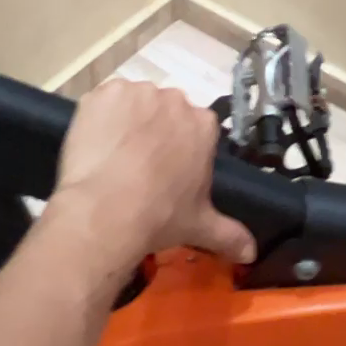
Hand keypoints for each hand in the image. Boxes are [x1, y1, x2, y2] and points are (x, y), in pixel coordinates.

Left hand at [46, 79, 256, 280]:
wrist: (106, 209)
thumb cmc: (159, 215)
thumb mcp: (200, 226)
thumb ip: (230, 234)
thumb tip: (251, 253)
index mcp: (203, 124)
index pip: (195, 128)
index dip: (180, 147)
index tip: (168, 170)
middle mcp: (175, 99)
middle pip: (164, 111)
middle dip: (155, 131)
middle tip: (139, 164)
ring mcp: (138, 92)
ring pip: (134, 103)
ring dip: (126, 122)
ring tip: (113, 156)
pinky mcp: (104, 93)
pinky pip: (103, 100)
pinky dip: (98, 117)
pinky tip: (94, 143)